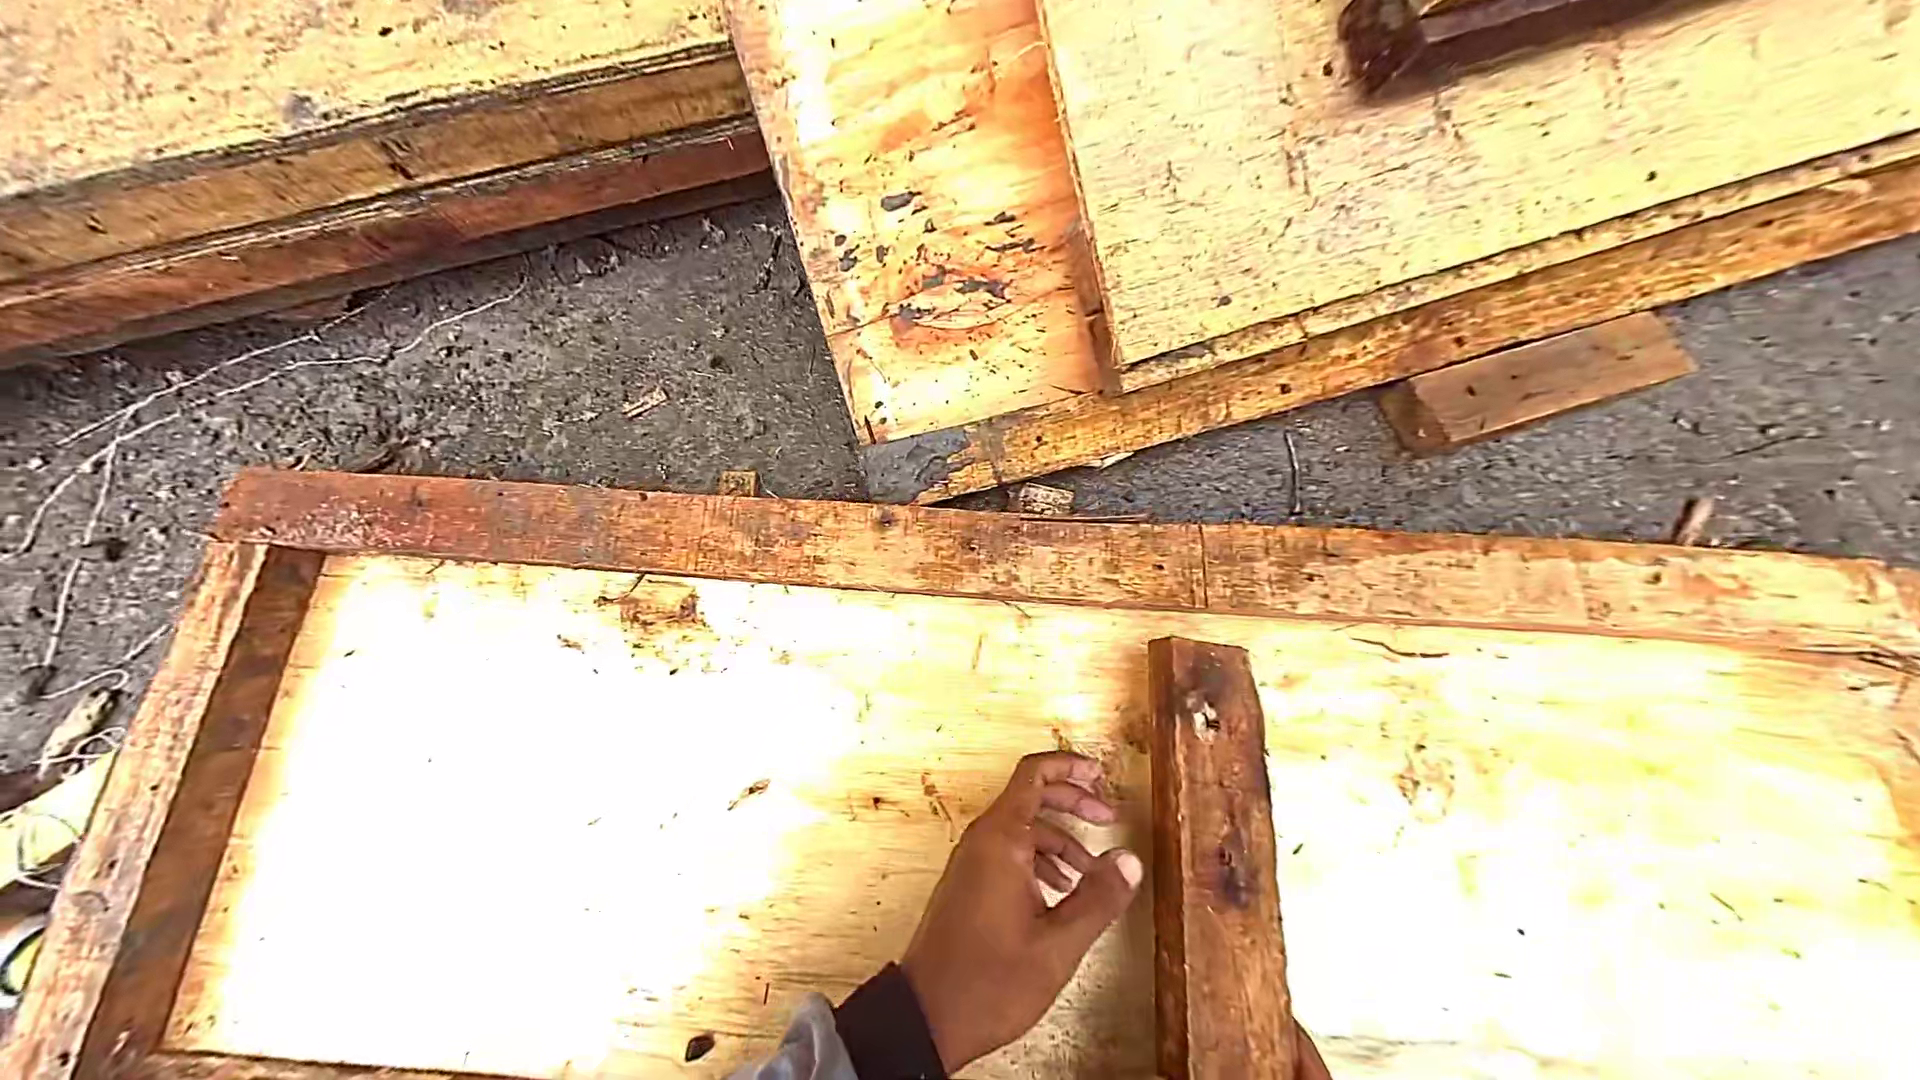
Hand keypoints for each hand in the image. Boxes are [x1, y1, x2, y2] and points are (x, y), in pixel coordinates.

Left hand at [900, 752, 1142, 1072]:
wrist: (926, 1014)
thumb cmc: (989, 981)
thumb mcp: (1057, 944)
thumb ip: (1098, 898)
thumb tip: (1129, 861)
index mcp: (1001, 838)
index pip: (1034, 774)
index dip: (1069, 765)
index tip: (1099, 772)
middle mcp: (983, 838)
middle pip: (1032, 796)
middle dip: (1073, 801)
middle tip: (1107, 815)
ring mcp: (973, 858)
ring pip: (1023, 828)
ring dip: (1060, 839)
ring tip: (1092, 870)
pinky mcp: (970, 879)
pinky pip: (1009, 851)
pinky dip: (1039, 859)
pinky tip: (1061, 891)